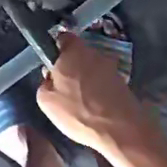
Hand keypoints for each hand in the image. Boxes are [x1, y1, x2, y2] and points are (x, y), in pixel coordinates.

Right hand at [37, 32, 162, 155]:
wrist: (119, 128)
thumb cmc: (78, 111)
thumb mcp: (46, 101)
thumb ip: (45, 83)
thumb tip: (50, 78)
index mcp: (73, 50)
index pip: (63, 38)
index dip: (56, 50)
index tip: (52, 65)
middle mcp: (93, 52)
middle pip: (79, 54)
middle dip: (72, 66)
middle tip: (64, 87)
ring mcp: (111, 66)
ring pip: (92, 67)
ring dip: (86, 79)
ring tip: (82, 101)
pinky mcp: (122, 81)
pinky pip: (104, 81)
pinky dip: (99, 89)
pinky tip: (96, 107)